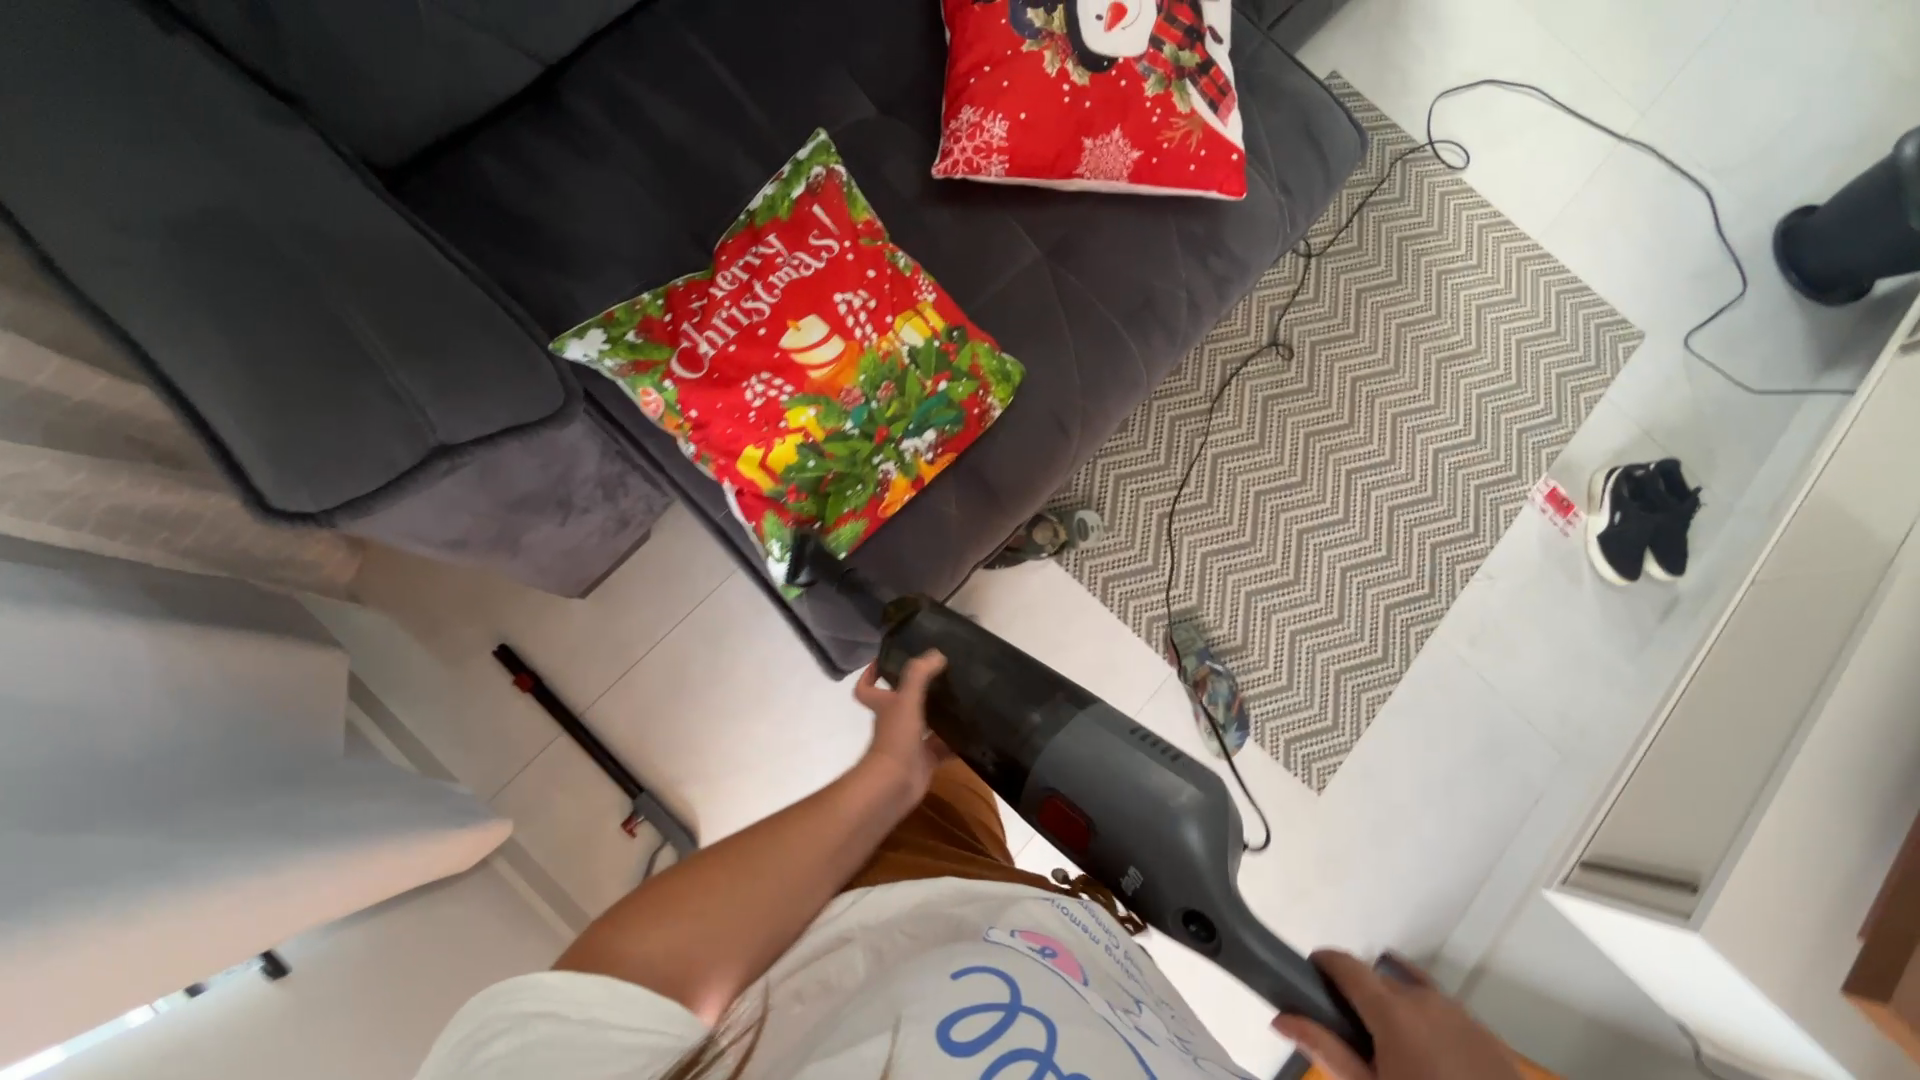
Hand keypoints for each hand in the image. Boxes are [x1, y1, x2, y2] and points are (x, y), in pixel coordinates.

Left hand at [852, 651, 951, 803]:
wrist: (896, 784)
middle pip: (902, 703)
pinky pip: (943, 747)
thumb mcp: (906, 700)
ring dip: (941, 714)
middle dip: (920, 690)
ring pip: (926, 724)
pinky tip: (973, 730)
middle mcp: (895, 722)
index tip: (884, 661)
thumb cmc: (896, 738)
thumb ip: (919, 675)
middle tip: (943, 674)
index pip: (866, 689)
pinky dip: (956, 741)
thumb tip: (937, 654)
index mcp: (884, 706)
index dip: (870, 675)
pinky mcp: (926, 760)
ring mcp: (910, 742)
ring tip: (963, 697)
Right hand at [1272, 952, 1523, 1079]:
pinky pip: (1445, 1009)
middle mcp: (1425, 999)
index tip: (1308, 975)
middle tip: (1347, 1030)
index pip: (1346, 963)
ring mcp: (1461, 1014)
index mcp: (1392, 1009)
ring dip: (1393, 1004)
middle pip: (1378, 978)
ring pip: (1413, 991)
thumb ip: (1325, 1049)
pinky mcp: (1487, 1035)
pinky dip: (1425, 1017)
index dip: (1323, 962)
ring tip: (1387, 1043)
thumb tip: (1280, 1017)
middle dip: (1357, 994)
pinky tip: (1424, 1051)